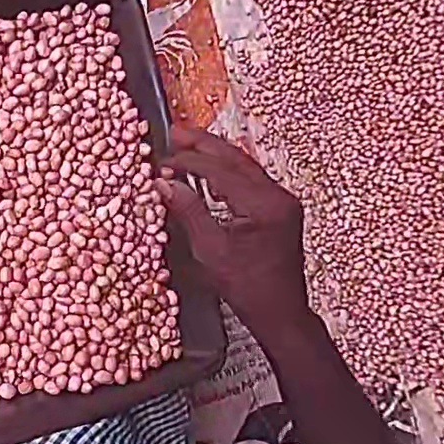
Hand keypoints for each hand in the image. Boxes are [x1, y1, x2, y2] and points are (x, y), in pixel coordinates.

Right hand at [157, 128, 313, 339]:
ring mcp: (281, 200)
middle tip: (174, 132)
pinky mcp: (278, 208)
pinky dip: (225, 171)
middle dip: (203, 144)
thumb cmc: (246, 288)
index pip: (220, 170)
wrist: (281, 311)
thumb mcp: (210, 250)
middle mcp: (278, 196)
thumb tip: (163, 184)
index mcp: (263, 205)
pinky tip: (207, 170)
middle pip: (235, 158)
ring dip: (214, 154)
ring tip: (186, 143)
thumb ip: (189, 212)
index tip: (162, 162)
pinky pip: (249, 180)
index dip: (188, 162)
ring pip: (243, 165)